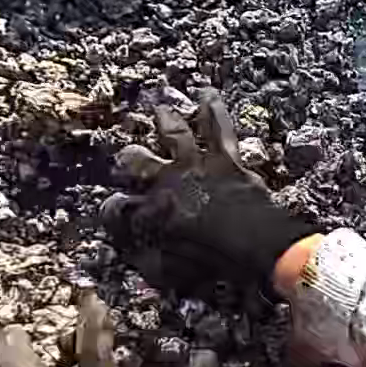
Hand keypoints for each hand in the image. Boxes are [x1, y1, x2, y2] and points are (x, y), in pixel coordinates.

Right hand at [99, 90, 317, 292]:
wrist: (255, 241)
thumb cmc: (213, 260)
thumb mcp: (172, 270)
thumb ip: (149, 260)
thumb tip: (132, 253)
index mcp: (153, 211)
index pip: (120, 210)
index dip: (111, 213)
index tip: (109, 212)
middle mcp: (168, 182)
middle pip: (138, 163)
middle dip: (128, 159)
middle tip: (124, 154)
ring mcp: (196, 165)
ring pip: (175, 134)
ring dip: (165, 121)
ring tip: (160, 107)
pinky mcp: (224, 158)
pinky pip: (218, 129)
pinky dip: (212, 111)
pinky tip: (208, 96)